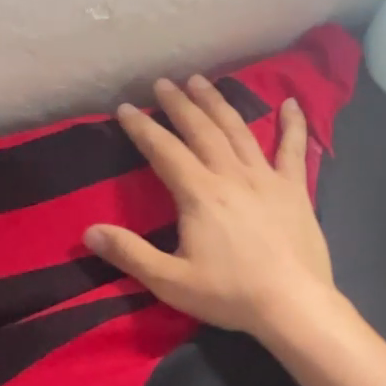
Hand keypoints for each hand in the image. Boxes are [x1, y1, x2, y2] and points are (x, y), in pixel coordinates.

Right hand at [85, 75, 340, 336]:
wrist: (292, 303)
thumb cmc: (230, 295)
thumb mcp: (171, 282)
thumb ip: (130, 254)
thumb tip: (89, 231)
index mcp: (199, 194)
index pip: (164, 150)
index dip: (142, 128)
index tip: (125, 108)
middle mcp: (231, 175)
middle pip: (201, 130)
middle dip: (179, 104)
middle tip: (164, 84)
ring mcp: (267, 178)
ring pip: (239, 131)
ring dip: (218, 104)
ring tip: (203, 82)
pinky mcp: (296, 190)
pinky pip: (293, 149)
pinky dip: (292, 124)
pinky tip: (291, 102)